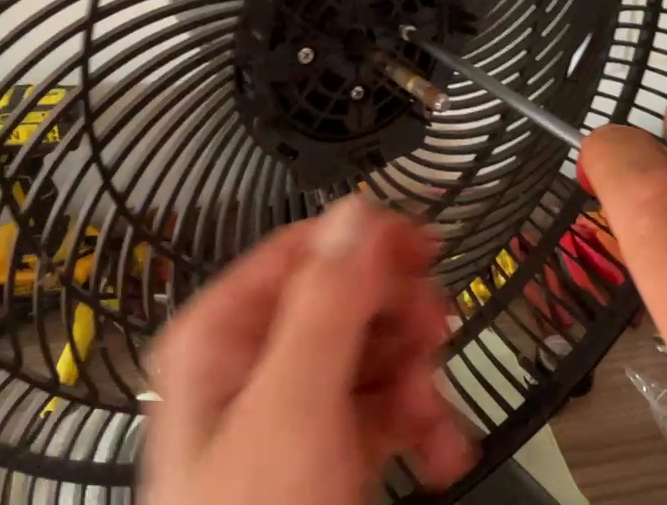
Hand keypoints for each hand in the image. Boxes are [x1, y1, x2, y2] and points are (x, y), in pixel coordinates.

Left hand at [141, 196, 475, 504]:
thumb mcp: (292, 411)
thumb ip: (327, 305)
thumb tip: (357, 212)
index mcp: (224, 333)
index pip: (303, 252)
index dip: (367, 244)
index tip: (428, 249)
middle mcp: (252, 362)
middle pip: (344, 301)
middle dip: (397, 322)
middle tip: (435, 341)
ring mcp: (288, 410)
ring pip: (371, 355)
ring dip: (417, 381)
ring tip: (436, 426)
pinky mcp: (321, 453)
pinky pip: (380, 411)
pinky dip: (418, 425)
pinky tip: (441, 455)